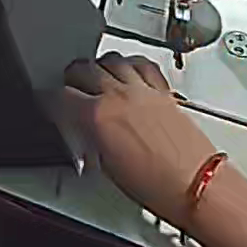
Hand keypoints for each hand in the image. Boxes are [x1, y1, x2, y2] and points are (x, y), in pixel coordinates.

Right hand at [64, 52, 220, 225]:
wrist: (196, 186)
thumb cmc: (157, 184)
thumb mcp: (105, 166)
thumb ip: (89, 138)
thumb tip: (85, 131)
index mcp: (97, 116)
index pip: (60, 95)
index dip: (49, 98)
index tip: (49, 101)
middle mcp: (118, 96)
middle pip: (83, 68)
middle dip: (71, 76)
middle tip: (69, 85)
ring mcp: (142, 90)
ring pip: (111, 60)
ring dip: (99, 65)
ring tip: (96, 74)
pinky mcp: (163, 92)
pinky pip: (142, 65)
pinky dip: (130, 64)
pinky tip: (129, 71)